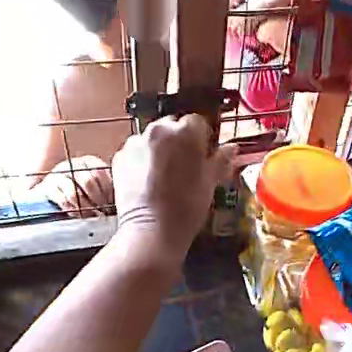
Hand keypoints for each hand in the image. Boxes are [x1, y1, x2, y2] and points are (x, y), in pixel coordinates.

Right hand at [35, 157, 113, 217]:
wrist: (54, 194)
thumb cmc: (83, 191)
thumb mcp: (97, 186)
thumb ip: (107, 188)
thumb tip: (124, 200)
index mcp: (89, 162)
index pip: (101, 173)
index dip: (108, 191)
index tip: (112, 204)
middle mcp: (73, 165)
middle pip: (88, 182)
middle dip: (97, 200)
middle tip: (102, 211)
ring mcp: (59, 174)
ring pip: (74, 193)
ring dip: (85, 207)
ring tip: (91, 214)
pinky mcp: (48, 187)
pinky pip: (62, 201)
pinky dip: (72, 210)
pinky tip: (78, 215)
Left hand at [112, 115, 232, 255]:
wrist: (152, 230)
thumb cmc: (188, 206)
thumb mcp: (210, 183)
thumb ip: (220, 160)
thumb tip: (231, 148)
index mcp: (186, 131)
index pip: (198, 122)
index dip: (202, 138)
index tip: (203, 155)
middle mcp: (159, 129)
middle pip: (172, 127)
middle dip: (179, 141)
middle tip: (184, 167)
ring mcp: (136, 142)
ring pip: (152, 139)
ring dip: (159, 150)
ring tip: (164, 176)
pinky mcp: (119, 157)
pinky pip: (135, 153)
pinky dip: (141, 161)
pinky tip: (147, 182)